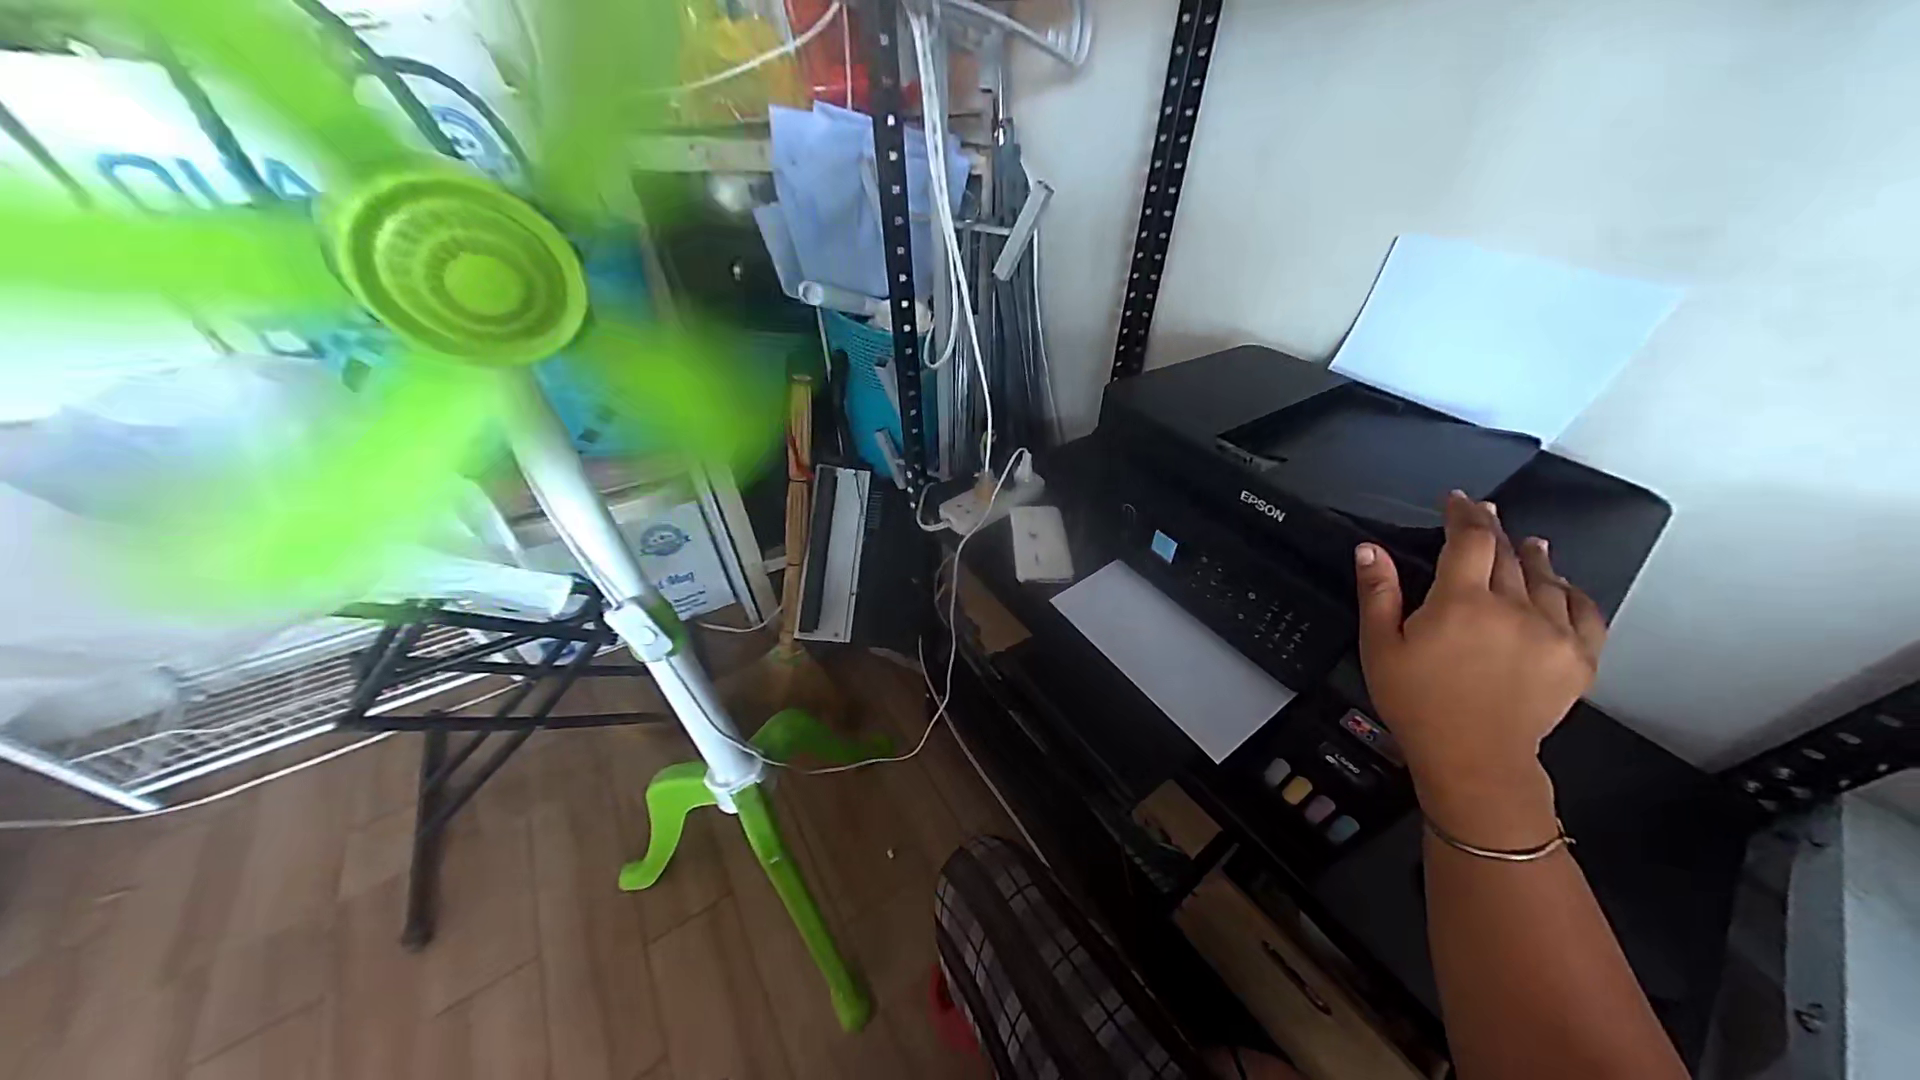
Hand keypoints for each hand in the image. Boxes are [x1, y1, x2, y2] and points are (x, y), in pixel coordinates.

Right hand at [1352, 492, 1607, 844]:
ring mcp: (1552, 633)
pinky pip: (1587, 613)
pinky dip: (1576, 592)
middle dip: (1494, 530)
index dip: (1464, 514)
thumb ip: (1378, 593)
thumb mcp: (1379, 646)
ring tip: (1527, 543)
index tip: (1457, 500)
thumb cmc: (1416, 701)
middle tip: (1483, 515)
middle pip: (1508, 555)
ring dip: (1534, 556)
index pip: (1470, 539)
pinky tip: (1565, 585)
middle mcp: (1514, 609)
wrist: (1474, 757)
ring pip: (1548, 579)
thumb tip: (1369, 549)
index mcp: (1462, 603)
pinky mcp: (1577, 659)